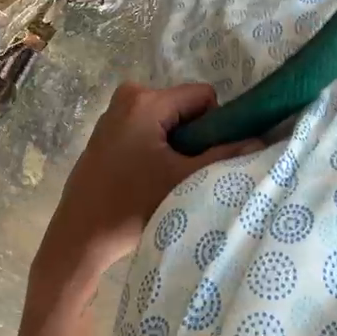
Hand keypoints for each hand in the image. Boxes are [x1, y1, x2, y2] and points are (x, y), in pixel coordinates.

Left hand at [35, 83, 263, 279]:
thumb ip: (223, 155)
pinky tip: (145, 178)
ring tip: (163, 178)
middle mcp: (129, 95)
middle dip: (191, 137)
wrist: (77, 240)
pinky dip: (154, 147)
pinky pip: (146, 127)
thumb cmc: (130, 206)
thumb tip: (259, 139)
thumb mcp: (183, 180)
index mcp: (146, 99)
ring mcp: (114, 113)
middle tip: (182, 172)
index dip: (212, 125)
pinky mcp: (106, 131)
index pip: (202, 96)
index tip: (202, 157)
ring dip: (173, 145)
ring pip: (166, 119)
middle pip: (183, 107)